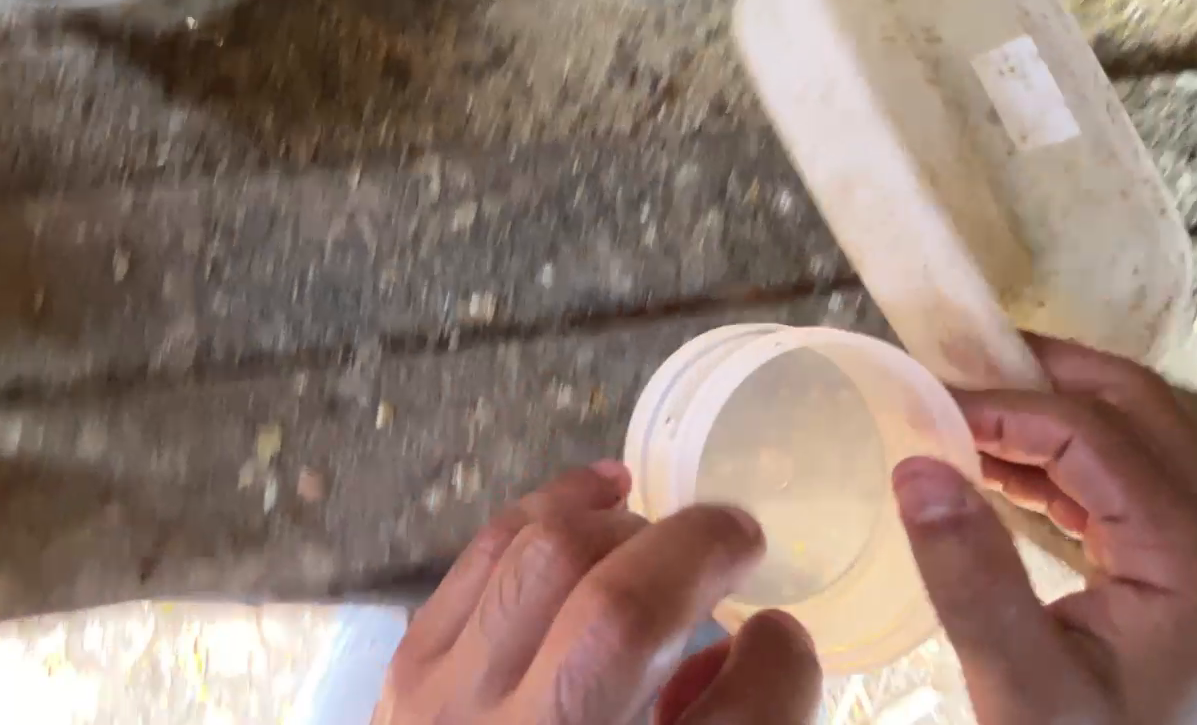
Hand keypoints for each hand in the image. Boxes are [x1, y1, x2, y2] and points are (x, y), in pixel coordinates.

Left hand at [377, 461, 821, 723]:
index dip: (783, 666)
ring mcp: (452, 708)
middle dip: (698, 548)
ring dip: (623, 524)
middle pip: (620, 615)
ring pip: (548, 555)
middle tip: (740, 538)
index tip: (785, 631)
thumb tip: (741, 648)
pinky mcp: (411, 666)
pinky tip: (603, 492)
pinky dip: (555, 502)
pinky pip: (491, 548)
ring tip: (660, 529)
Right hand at [894, 335, 1196, 724]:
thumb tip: (914, 465)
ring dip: (1043, 409)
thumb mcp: (1027, 690)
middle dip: (1033, 372)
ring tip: (960, 418)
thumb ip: (972, 579)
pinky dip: (1059, 455)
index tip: (919, 410)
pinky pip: (1127, 473)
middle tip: (948, 374)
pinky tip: (998, 471)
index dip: (999, 407)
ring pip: (1132, 427)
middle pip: (1132, 402)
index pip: (1091, 431)